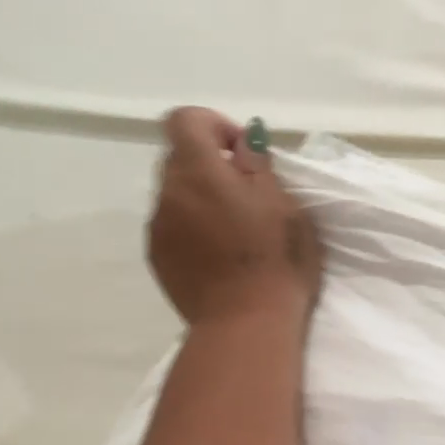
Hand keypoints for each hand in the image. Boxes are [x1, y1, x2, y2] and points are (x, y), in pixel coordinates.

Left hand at [148, 107, 322, 326]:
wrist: (247, 324)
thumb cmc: (277, 263)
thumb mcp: (286, 209)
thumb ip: (258, 167)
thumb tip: (243, 139)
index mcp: (200, 171)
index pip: (185, 120)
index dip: (214, 125)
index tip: (244, 152)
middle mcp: (168, 191)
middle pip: (180, 158)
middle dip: (211, 167)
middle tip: (250, 198)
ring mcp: (158, 226)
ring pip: (177, 195)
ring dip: (203, 201)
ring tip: (237, 234)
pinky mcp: (157, 257)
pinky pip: (172, 228)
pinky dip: (194, 230)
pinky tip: (222, 257)